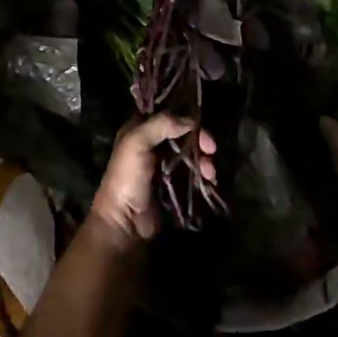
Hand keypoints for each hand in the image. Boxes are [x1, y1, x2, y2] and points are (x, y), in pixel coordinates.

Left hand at [89, 114, 215, 246]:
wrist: (126, 221)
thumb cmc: (127, 177)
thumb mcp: (136, 143)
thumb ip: (160, 125)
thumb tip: (190, 119)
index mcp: (138, 130)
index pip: (165, 115)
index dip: (183, 116)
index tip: (200, 123)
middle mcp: (151, 145)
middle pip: (181, 135)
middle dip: (199, 140)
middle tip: (211, 149)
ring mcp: (163, 166)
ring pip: (190, 155)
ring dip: (204, 160)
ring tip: (210, 172)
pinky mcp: (173, 186)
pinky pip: (193, 174)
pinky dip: (203, 175)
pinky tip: (210, 181)